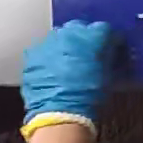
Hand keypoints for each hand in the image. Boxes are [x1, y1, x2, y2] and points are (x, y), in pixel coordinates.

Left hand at [20, 20, 116, 136]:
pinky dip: (49, 58)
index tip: (110, 49)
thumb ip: (108, 57)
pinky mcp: (32, 54)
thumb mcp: (108, 75)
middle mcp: (69, 32)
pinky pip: (44, 51)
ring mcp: (48, 42)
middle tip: (88, 56)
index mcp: (93, 36)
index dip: (108, 40)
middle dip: (84, 39)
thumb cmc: (90, 96)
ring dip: (65, 47)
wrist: (59, 113)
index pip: (103, 29)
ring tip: (68, 65)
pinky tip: (53, 72)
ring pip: (60, 38)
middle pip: (79, 29)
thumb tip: (110, 51)